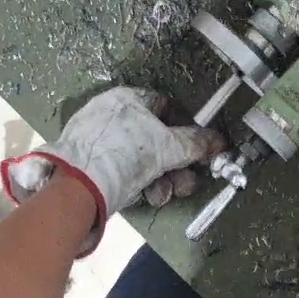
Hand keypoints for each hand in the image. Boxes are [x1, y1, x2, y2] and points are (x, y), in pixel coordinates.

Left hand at [3, 87, 225, 251]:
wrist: (77, 186)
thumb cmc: (125, 154)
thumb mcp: (167, 148)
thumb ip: (195, 144)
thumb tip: (221, 141)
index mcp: (127, 99)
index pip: (166, 106)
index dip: (186, 128)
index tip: (198, 150)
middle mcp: (111, 115)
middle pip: (156, 138)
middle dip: (176, 165)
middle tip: (187, 182)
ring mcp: (98, 140)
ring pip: (142, 159)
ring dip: (162, 179)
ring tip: (165, 195)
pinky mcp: (90, 165)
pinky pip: (123, 170)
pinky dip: (139, 184)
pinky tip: (147, 198)